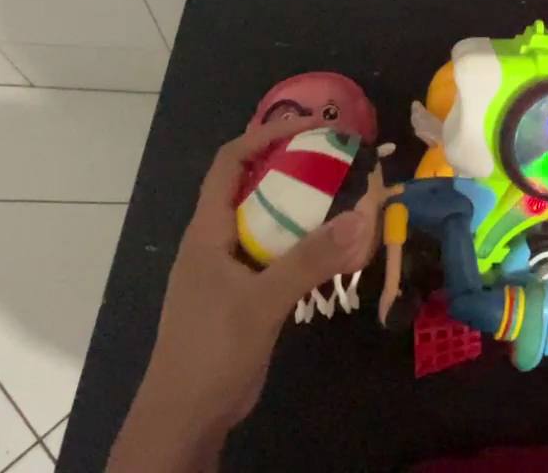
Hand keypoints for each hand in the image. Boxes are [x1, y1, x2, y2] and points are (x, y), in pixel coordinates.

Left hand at [117, 120, 378, 458]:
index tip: (312, 126)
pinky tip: (337, 244)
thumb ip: (310, 260)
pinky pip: (280, 250)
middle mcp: (219, 240)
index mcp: (208, 231)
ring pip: (271, 219)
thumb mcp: (261, 303)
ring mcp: (233, 267)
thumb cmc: (209, 351)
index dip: (267, 135)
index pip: (231, 162)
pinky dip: (308, 239)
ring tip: (347, 191)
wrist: (185, 419)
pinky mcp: (248, 291)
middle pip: (255, 184)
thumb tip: (362, 219)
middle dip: (296, 163)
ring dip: (305, 203)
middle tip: (341, 155)